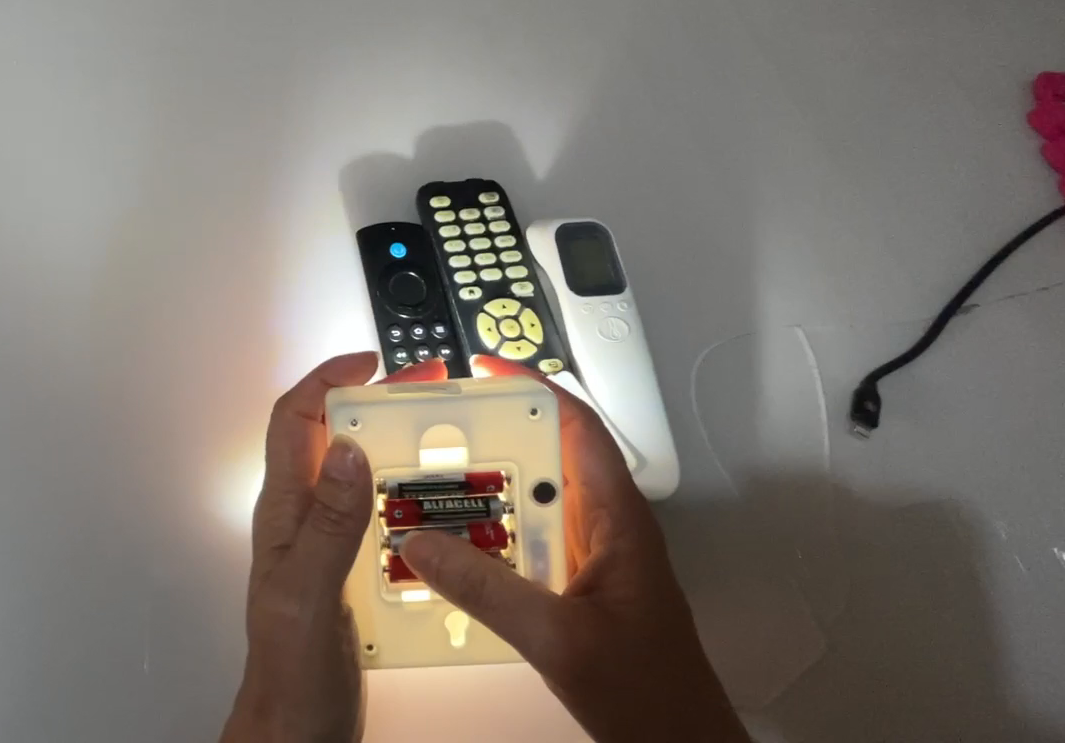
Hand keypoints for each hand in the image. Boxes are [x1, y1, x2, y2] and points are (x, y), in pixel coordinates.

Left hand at [221, 352, 443, 742]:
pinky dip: (409, 497)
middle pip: (333, 436)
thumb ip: (326, 525)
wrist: (298, 731)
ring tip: (449, 441)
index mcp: (284, 507)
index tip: (369, 361)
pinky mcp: (352, 566)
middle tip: (431, 392)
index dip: (324, 380)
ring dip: (397, 448)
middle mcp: (303, 513)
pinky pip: (381, 514)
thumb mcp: (307, 593)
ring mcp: (327, 539)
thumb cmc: (290, 668)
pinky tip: (445, 507)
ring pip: (360, 472)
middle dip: (375, 404)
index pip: (294, 419)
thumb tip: (345, 445)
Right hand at [397, 355, 748, 742]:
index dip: (532, 388)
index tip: (481, 370)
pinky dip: (489, 527)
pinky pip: (526, 535)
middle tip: (434, 427)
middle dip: (493, 432)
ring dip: (486, 482)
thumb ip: (486, 589)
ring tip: (429, 478)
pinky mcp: (576, 580)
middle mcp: (604, 523)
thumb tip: (417, 542)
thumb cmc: (647, 695)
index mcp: (616, 517)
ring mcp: (590, 552)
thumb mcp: (559, 639)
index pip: (577, 426)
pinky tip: (454, 542)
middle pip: (546, 453)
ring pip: (533, 495)